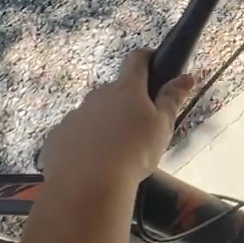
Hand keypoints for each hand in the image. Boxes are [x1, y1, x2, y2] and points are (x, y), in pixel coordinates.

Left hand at [40, 50, 196, 189]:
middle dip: (127, 100)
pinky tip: (92, 162)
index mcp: (126, 89)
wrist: (87, 185)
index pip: (136, 61)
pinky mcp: (56, 138)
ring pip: (94, 113)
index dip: (146, 57)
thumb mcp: (162, 126)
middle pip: (114, 90)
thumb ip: (172, 100)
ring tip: (116, 150)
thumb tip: (187, 77)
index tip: (154, 60)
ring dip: (105, 122)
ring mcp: (74, 116)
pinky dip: (84, 142)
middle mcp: (97, 96)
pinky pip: (75, 134)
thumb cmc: (134, 152)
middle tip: (140, 124)